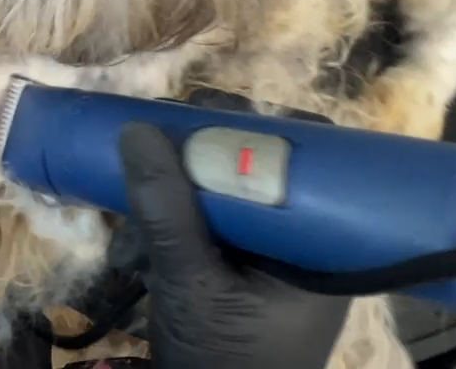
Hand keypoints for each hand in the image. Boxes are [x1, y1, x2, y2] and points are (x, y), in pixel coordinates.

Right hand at [117, 123, 350, 368]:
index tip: (203, 111)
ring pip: (220, 190)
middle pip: (256, 170)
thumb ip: (167, 211)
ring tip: (135, 177)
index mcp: (321, 254)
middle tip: (155, 134)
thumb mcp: (193, 285)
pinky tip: (134, 218)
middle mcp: (296, 248)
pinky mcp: (225, 268)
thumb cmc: (221, 364)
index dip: (260, 130)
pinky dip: (166, 209)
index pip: (307, 166)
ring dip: (173, 180)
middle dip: (199, 151)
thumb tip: (136, 128)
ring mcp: (259, 259)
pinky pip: (197, 218)